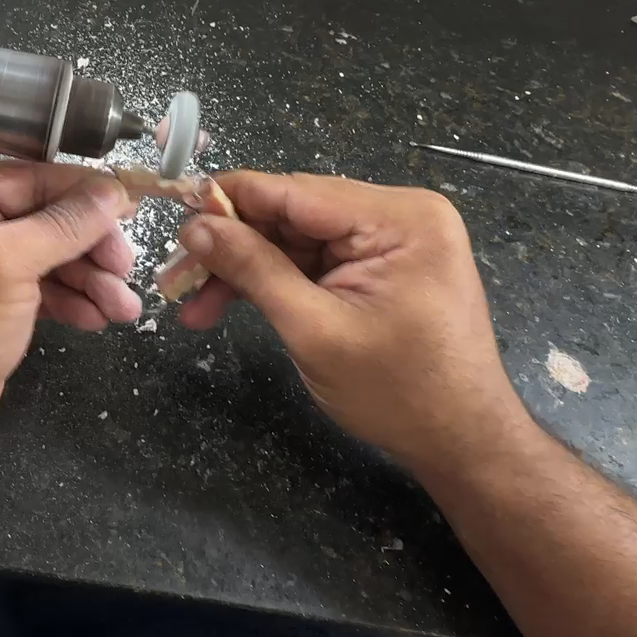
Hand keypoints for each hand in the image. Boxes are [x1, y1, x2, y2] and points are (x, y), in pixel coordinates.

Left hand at [0, 162, 140, 450]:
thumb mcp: (7, 266)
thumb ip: (63, 225)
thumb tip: (113, 191)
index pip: (34, 179)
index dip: (86, 194)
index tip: (132, 208)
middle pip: (50, 216)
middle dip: (91, 245)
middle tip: (124, 269)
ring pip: (54, 254)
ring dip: (92, 279)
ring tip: (123, 308)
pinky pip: (46, 285)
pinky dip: (74, 300)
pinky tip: (98, 318)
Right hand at [175, 172, 531, 473]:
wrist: (462, 445)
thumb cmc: (398, 393)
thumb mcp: (313, 328)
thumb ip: (252, 269)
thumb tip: (193, 226)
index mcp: (397, 218)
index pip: (293, 191)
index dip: (227, 200)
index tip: (173, 215)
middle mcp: (395, 214)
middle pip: (288, 214)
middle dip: (230, 246)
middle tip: (176, 276)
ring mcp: (387, 239)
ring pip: (290, 239)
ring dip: (242, 270)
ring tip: (193, 304)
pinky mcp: (375, 264)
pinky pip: (308, 259)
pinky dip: (268, 281)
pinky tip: (227, 303)